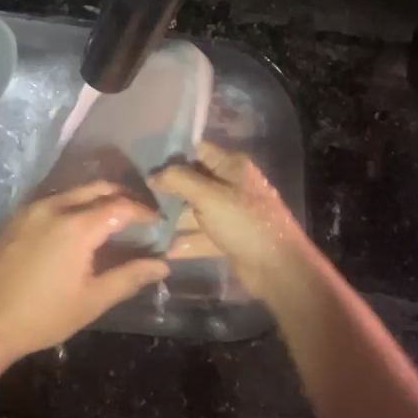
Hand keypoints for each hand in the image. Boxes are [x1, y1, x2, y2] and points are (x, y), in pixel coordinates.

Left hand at [0, 182, 169, 361]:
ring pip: (75, 190)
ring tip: (113, 217)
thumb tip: (162, 264)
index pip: (121, 206)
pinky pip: (54, 198)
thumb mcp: (93, 300)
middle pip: (99, 187)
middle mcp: (56, 205)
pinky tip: (79, 224)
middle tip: (140, 214)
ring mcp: (33, 207)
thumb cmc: (43, 315)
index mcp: (78, 225)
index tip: (158, 222)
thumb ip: (130, 277)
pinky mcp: (17, 215)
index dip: (144, 211)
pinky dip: (74, 203)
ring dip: (98, 197)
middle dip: (123, 196)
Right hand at [152, 142, 318, 304]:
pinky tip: (163, 248)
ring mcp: (231, 213)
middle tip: (139, 195)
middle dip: (169, 188)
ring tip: (144, 223)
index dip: (173, 153)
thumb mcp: (208, 195)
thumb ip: (178, 180)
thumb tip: (153, 175)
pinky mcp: (229, 238)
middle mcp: (231, 185)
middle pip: (194, 180)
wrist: (278, 268)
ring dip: (174, 217)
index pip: (198, 149)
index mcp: (232, 166)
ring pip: (196, 210)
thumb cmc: (243, 222)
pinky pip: (202, 234)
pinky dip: (186, 241)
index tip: (145, 161)